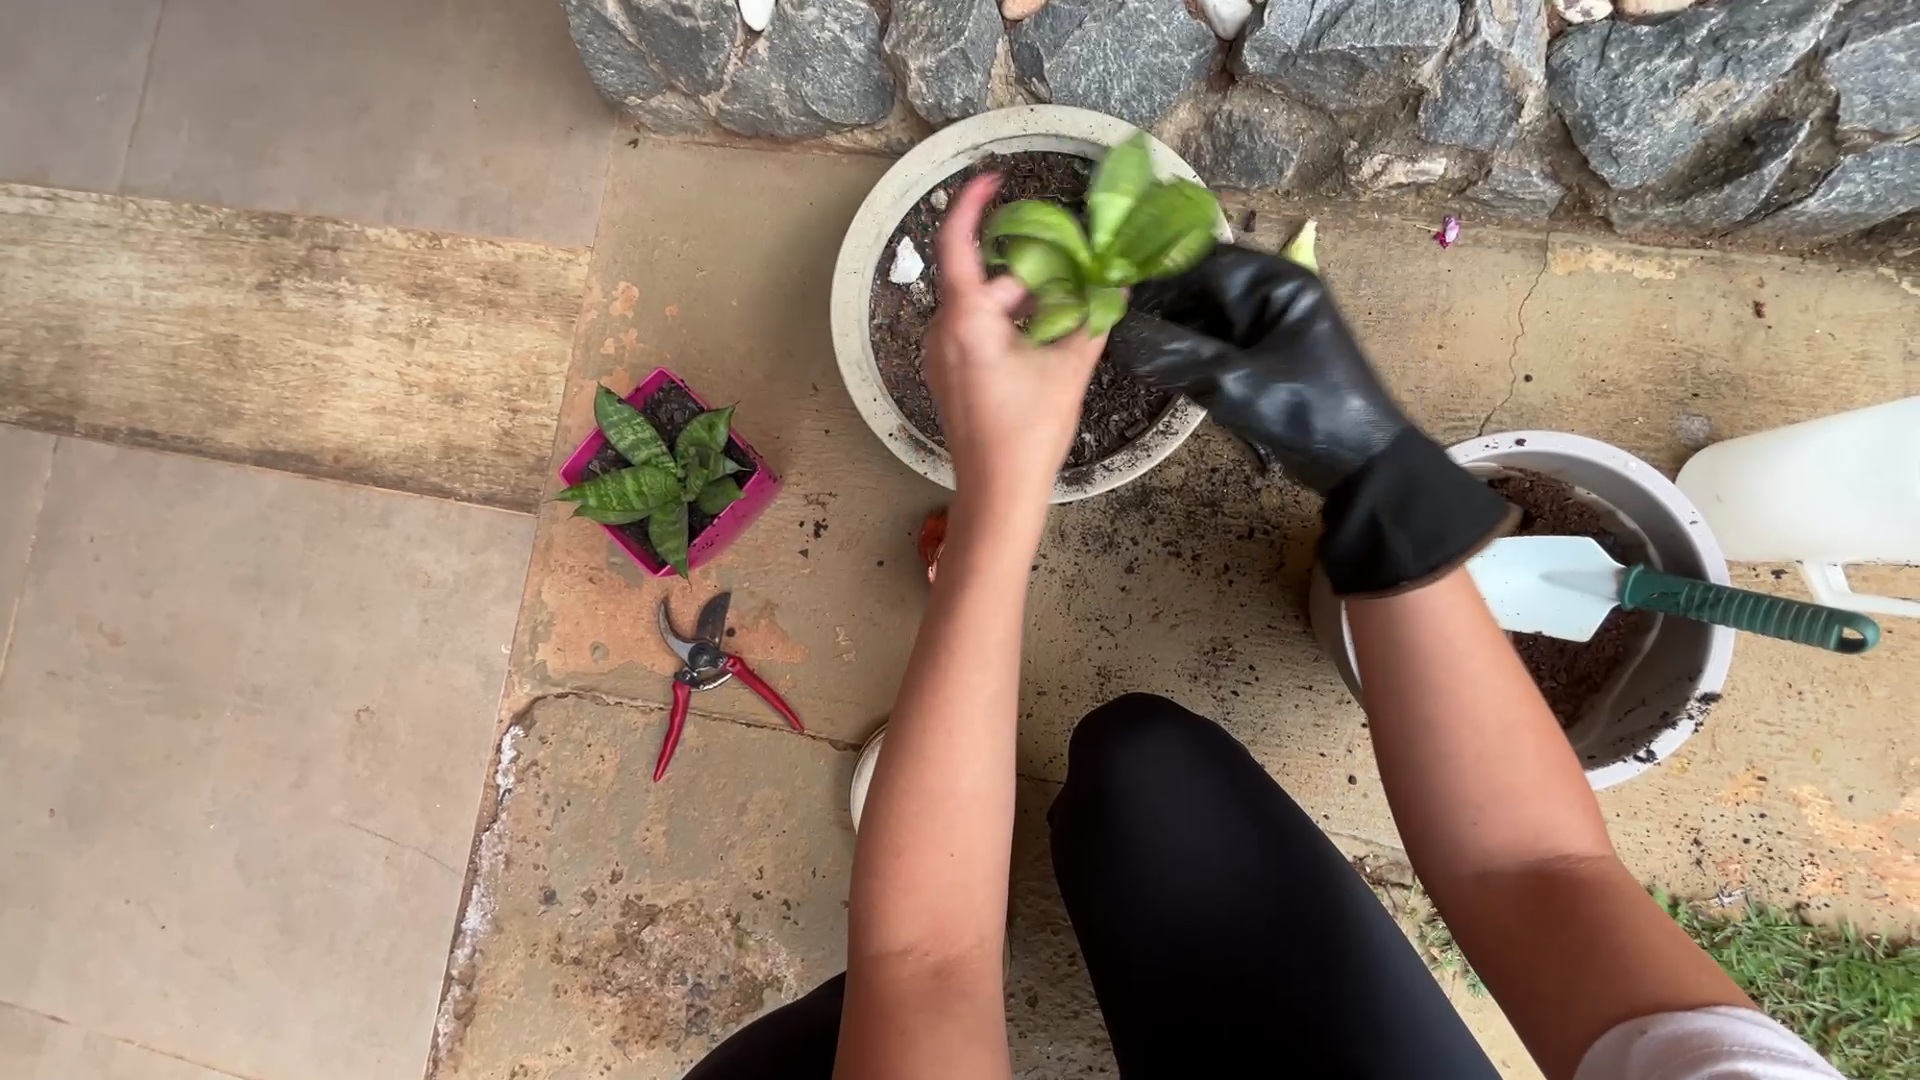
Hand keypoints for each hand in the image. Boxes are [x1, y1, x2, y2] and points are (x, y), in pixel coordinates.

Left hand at [925, 174, 1106, 506]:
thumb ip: (1093, 321)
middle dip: (1028, 279)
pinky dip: (1005, 331)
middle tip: (1071, 282)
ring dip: (1020, 309)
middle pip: (983, 283)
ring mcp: (941, 358)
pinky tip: (1038, 351)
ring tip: (1062, 325)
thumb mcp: (1067, 370)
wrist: (997, 491)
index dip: (972, 204)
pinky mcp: (948, 378)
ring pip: (980, 312)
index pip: (957, 242)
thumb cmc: (1027, 432)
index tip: (993, 179)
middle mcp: (943, 333)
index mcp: (966, 320)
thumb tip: (1117, 289)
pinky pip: (974, 336)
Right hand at [1117, 246, 1514, 595]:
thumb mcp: (1232, 382)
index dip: (1154, 274)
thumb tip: (1113, 333)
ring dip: (1167, 332)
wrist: (1357, 462)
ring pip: (1202, 318)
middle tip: (1109, 325)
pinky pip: (1211, 345)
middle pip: (1199, 288)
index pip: (1202, 261)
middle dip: (1157, 306)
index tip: (1110, 292)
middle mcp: (1269, 295)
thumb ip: (1172, 356)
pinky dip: (1182, 354)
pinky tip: (1153, 368)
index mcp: (1275, 282)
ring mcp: (1264, 328)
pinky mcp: (1258, 359)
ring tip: (1123, 346)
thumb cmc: (1305, 410)